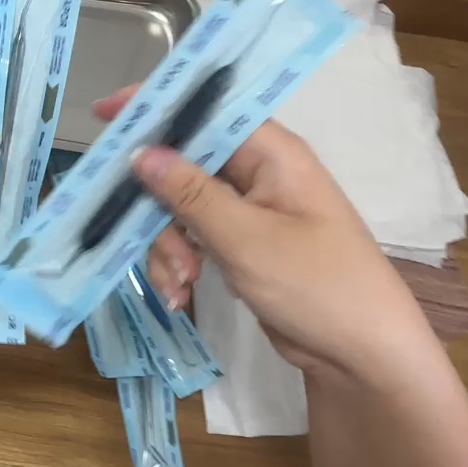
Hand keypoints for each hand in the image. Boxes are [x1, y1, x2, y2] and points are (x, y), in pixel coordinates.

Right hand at [92, 86, 434, 377]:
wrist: (365, 360)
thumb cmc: (318, 286)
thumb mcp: (246, 238)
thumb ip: (189, 193)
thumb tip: (139, 151)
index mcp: (270, 153)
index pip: (204, 111)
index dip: (154, 106)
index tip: (102, 113)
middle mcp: (256, 172)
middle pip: (181, 163)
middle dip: (157, 204)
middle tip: (136, 233)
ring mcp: (246, 209)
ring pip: (178, 205)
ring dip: (167, 243)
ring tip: (179, 281)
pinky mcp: (238, 243)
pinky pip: (190, 236)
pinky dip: (178, 261)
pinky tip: (180, 293)